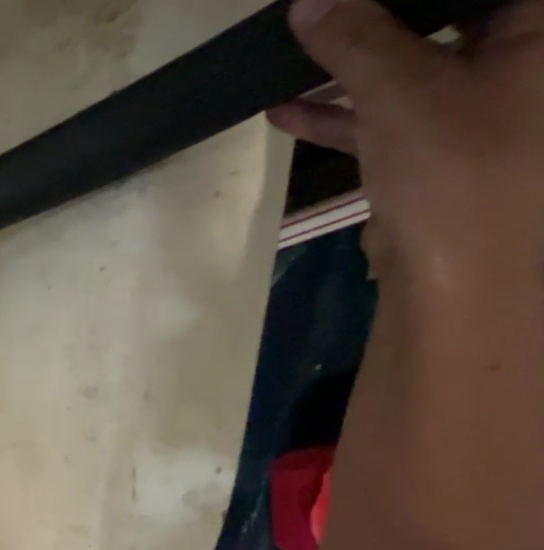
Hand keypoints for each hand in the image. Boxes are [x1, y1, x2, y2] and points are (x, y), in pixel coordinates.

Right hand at [269, 0, 543, 298]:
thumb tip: (309, 1)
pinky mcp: (440, 146)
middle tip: (321, 15)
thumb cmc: (457, 164)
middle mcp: (524, 57)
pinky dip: (340, 111)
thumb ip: (354, 40)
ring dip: (348, 64)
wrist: (458, 268)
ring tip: (290, 58)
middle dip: (373, 19)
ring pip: (412, 64)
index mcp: (540, 29)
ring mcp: (482, 103)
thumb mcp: (401, 91)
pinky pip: (388, 113)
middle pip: (445, 18)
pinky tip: (286, 110)